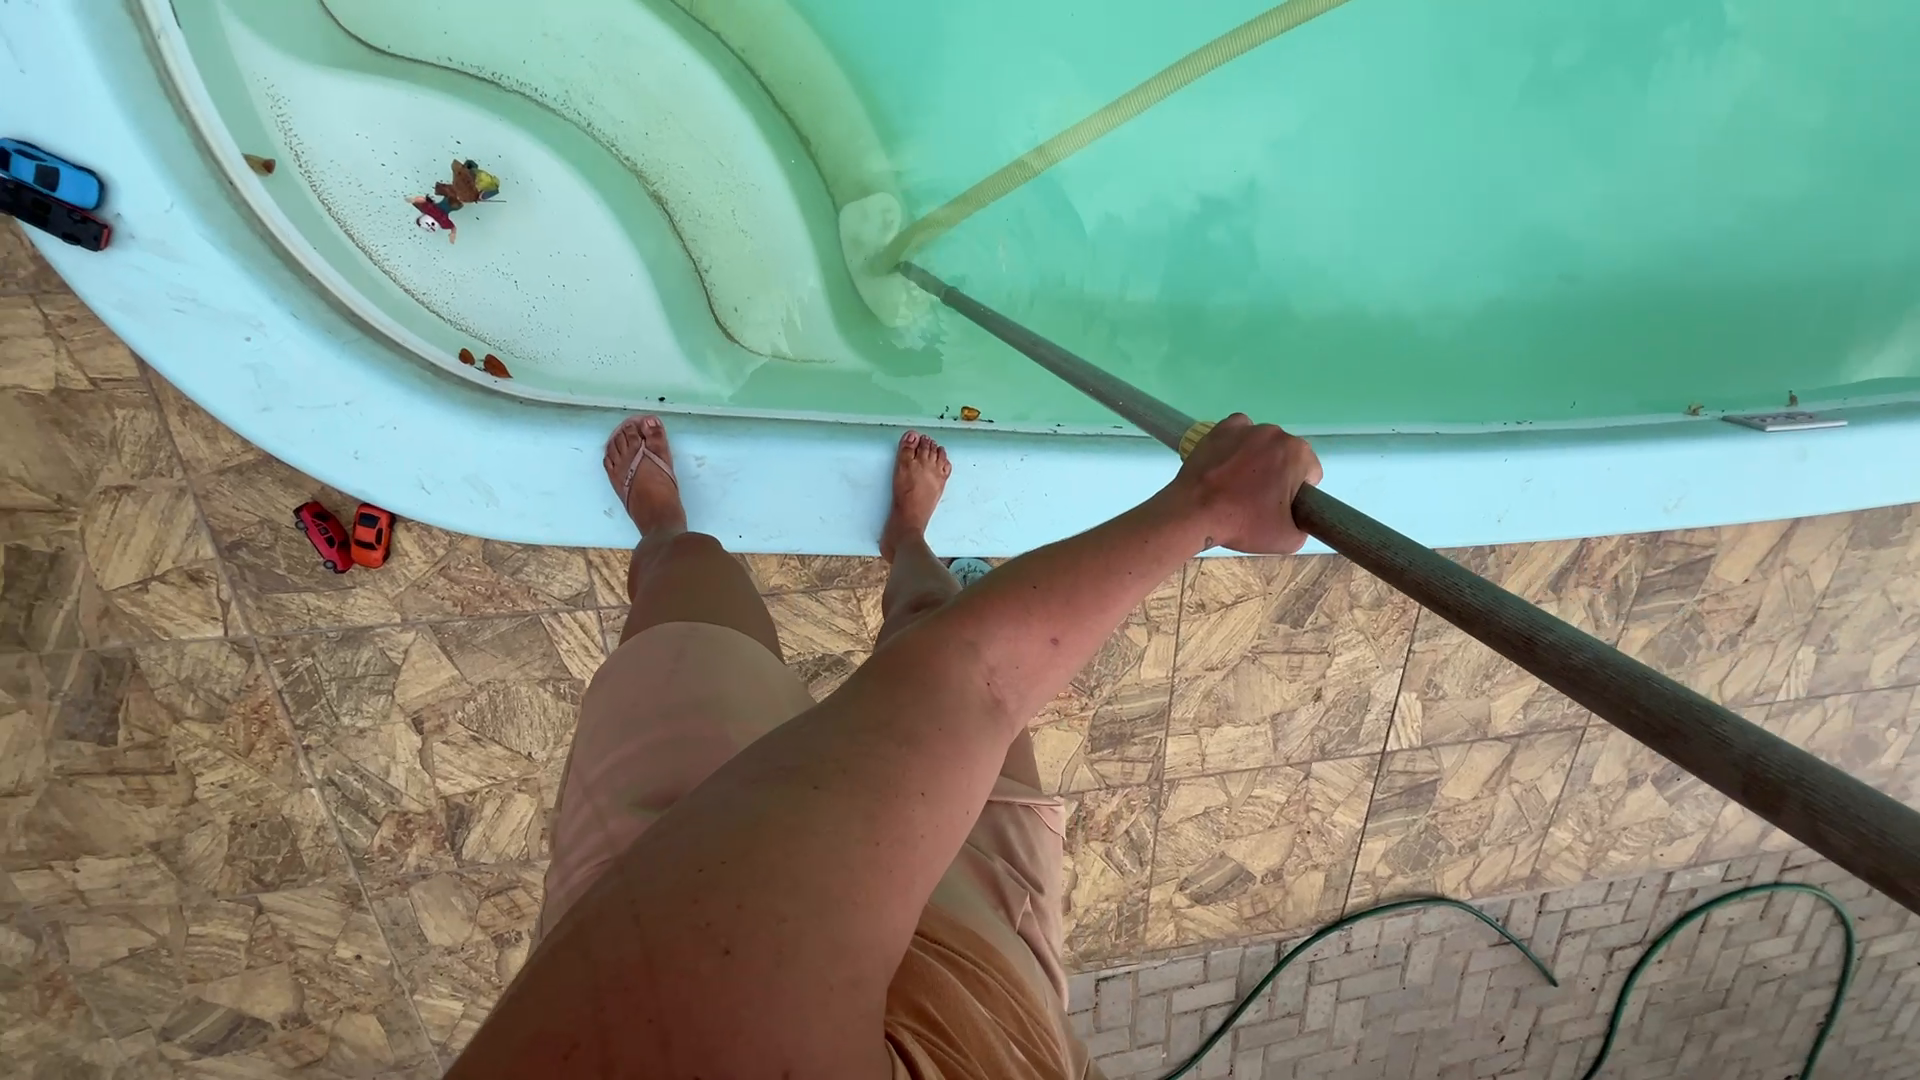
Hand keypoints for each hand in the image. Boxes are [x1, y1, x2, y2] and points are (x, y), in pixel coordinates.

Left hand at [1169, 413, 1323, 553]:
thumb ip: (1304, 526)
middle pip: (1285, 456)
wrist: (1193, 512)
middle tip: (1255, 498)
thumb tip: (1299, 519)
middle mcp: (1275, 433)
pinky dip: (1235, 444)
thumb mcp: (1288, 538)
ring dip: (1256, 458)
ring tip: (1236, 484)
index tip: (1278, 506)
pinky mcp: (1219, 429)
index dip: (1297, 493)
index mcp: (1298, 453)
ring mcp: (1245, 428)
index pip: (1309, 474)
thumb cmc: (1242, 523)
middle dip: (1276, 474)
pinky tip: (1227, 463)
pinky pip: (1237, 432)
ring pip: (1261, 444)